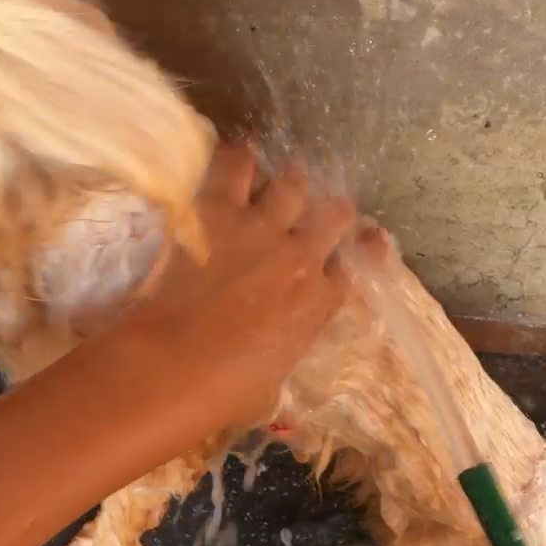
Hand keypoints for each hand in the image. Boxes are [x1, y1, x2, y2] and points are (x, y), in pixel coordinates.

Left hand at [99, 140, 357, 426]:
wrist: (180, 364)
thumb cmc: (228, 390)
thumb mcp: (271, 385)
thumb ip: (280, 359)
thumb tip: (267, 368)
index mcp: (319, 304)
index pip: (354, 266)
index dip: (361, 252)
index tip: (365, 242)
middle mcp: (302, 257)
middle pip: (334, 215)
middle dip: (332, 211)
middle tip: (320, 211)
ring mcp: (262, 228)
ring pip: (293, 184)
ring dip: (291, 183)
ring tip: (281, 183)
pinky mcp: (218, 210)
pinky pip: (236, 166)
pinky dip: (240, 158)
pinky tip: (240, 155)